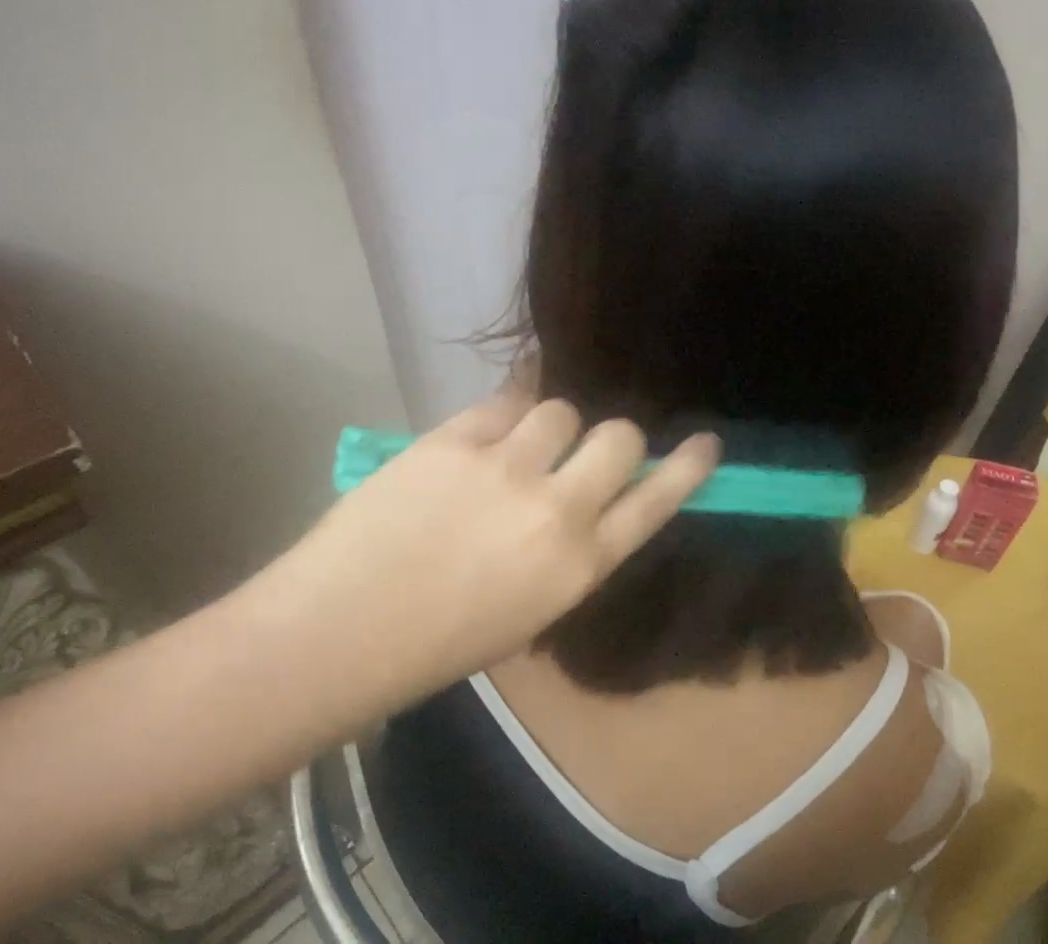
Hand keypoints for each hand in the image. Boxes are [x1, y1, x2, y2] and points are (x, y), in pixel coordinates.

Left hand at [246, 396, 719, 721]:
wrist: (342, 631)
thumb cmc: (439, 644)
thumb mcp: (530, 613)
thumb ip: (569, 555)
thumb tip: (585, 505)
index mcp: (580, 567)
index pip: (655, 501)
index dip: (687, 468)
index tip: (705, 442)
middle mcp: (556, 510)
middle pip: (619, 437)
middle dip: (610, 440)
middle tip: (581, 452)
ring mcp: (505, 469)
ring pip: (560, 410)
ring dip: (548, 427)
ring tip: (515, 450)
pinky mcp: (453, 441)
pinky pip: (500, 404)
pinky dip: (500, 417)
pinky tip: (480, 440)